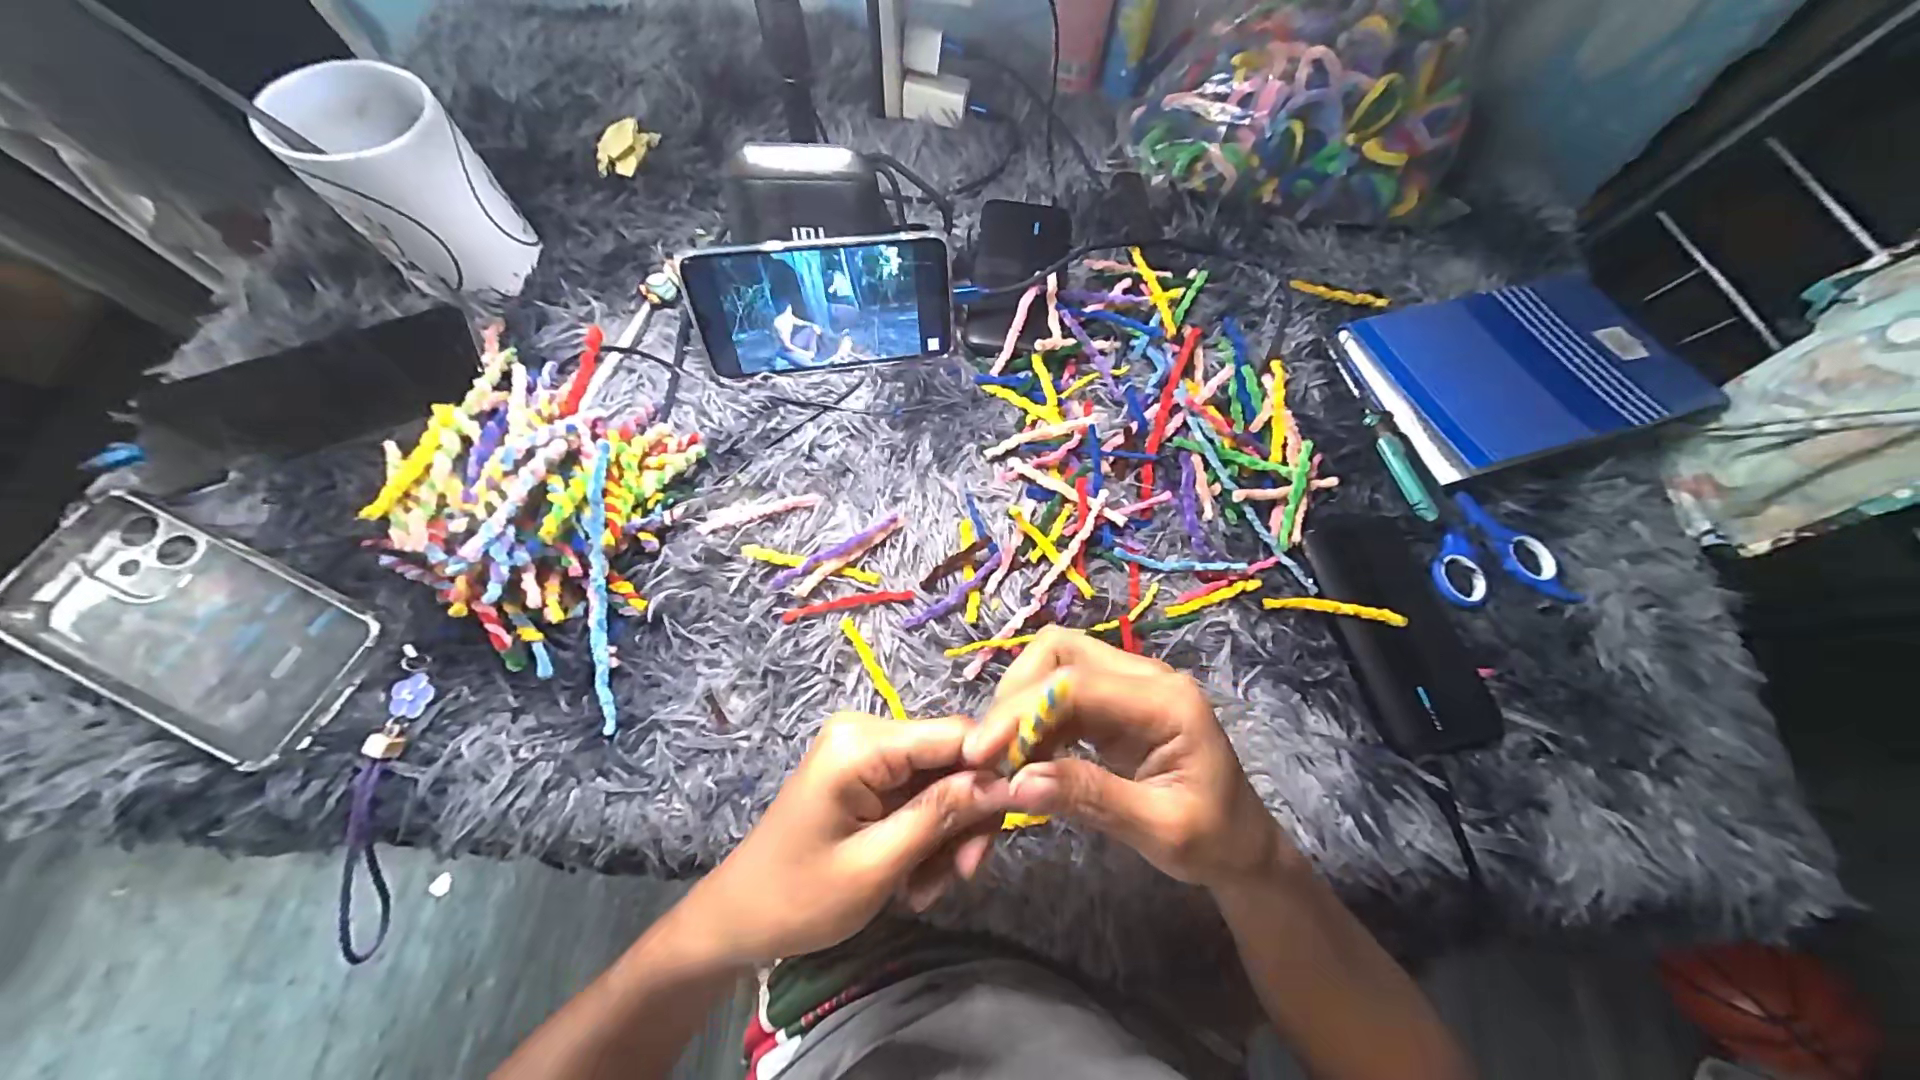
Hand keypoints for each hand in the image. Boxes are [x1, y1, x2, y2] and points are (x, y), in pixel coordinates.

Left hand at [679, 712, 1010, 966]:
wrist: (738, 919)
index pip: (955, 732)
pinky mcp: (870, 774)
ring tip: (925, 890)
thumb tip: (1006, 783)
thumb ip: (941, 816)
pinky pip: (922, 795)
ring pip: (943, 782)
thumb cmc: (798, 897)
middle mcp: (868, 732)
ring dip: (945, 836)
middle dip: (964, 817)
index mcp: (861, 742)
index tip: (1015, 817)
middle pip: (953, 759)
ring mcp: (869, 752)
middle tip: (963, 875)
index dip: (993, 766)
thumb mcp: (876, 864)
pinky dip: (927, 836)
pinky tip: (912, 880)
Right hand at [963, 627, 1295, 889]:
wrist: (1243, 845)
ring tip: (1002, 758)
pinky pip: (1058, 693)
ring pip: (1052, 665)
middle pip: (1058, 651)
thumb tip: (1017, 783)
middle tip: (989, 753)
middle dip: (1015, 696)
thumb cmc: (1215, 840)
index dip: (1020, 712)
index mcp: (1166, 700)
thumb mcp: (1160, 830)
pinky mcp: (1111, 702)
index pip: (1074, 683)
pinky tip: (1024, 757)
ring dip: (1018, 706)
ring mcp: (1126, 684)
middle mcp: (1143, 676)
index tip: (982, 756)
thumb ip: (1091, 799)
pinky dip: (1031, 720)